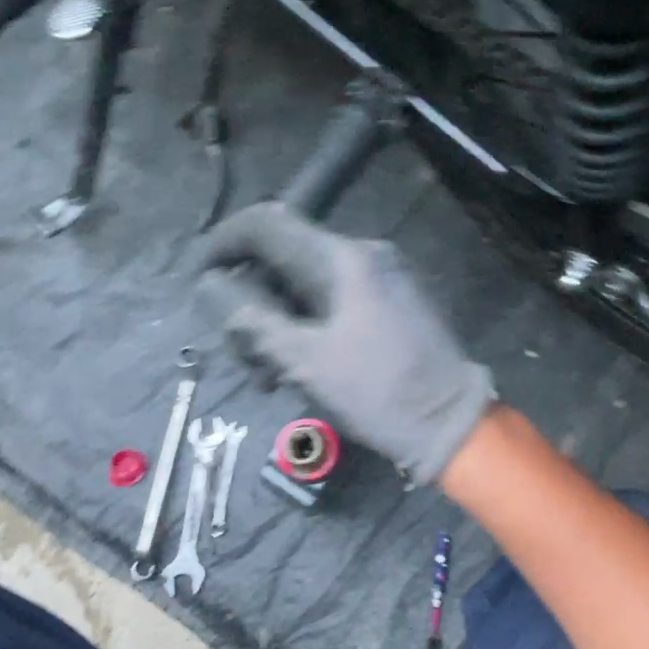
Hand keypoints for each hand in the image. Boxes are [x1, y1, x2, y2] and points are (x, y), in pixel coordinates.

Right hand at [184, 202, 493, 483]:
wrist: (450, 425)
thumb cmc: (378, 392)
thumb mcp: (306, 360)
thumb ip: (253, 318)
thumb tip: (208, 285)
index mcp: (345, 258)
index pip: (268, 224)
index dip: (224, 243)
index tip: (197, 276)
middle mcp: (364, 257)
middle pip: (285, 261)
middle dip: (252, 304)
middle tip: (243, 356)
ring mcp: (382, 281)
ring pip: (307, 289)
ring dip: (277, 326)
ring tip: (272, 377)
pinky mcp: (391, 307)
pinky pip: (333, 305)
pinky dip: (307, 330)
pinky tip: (298, 371)